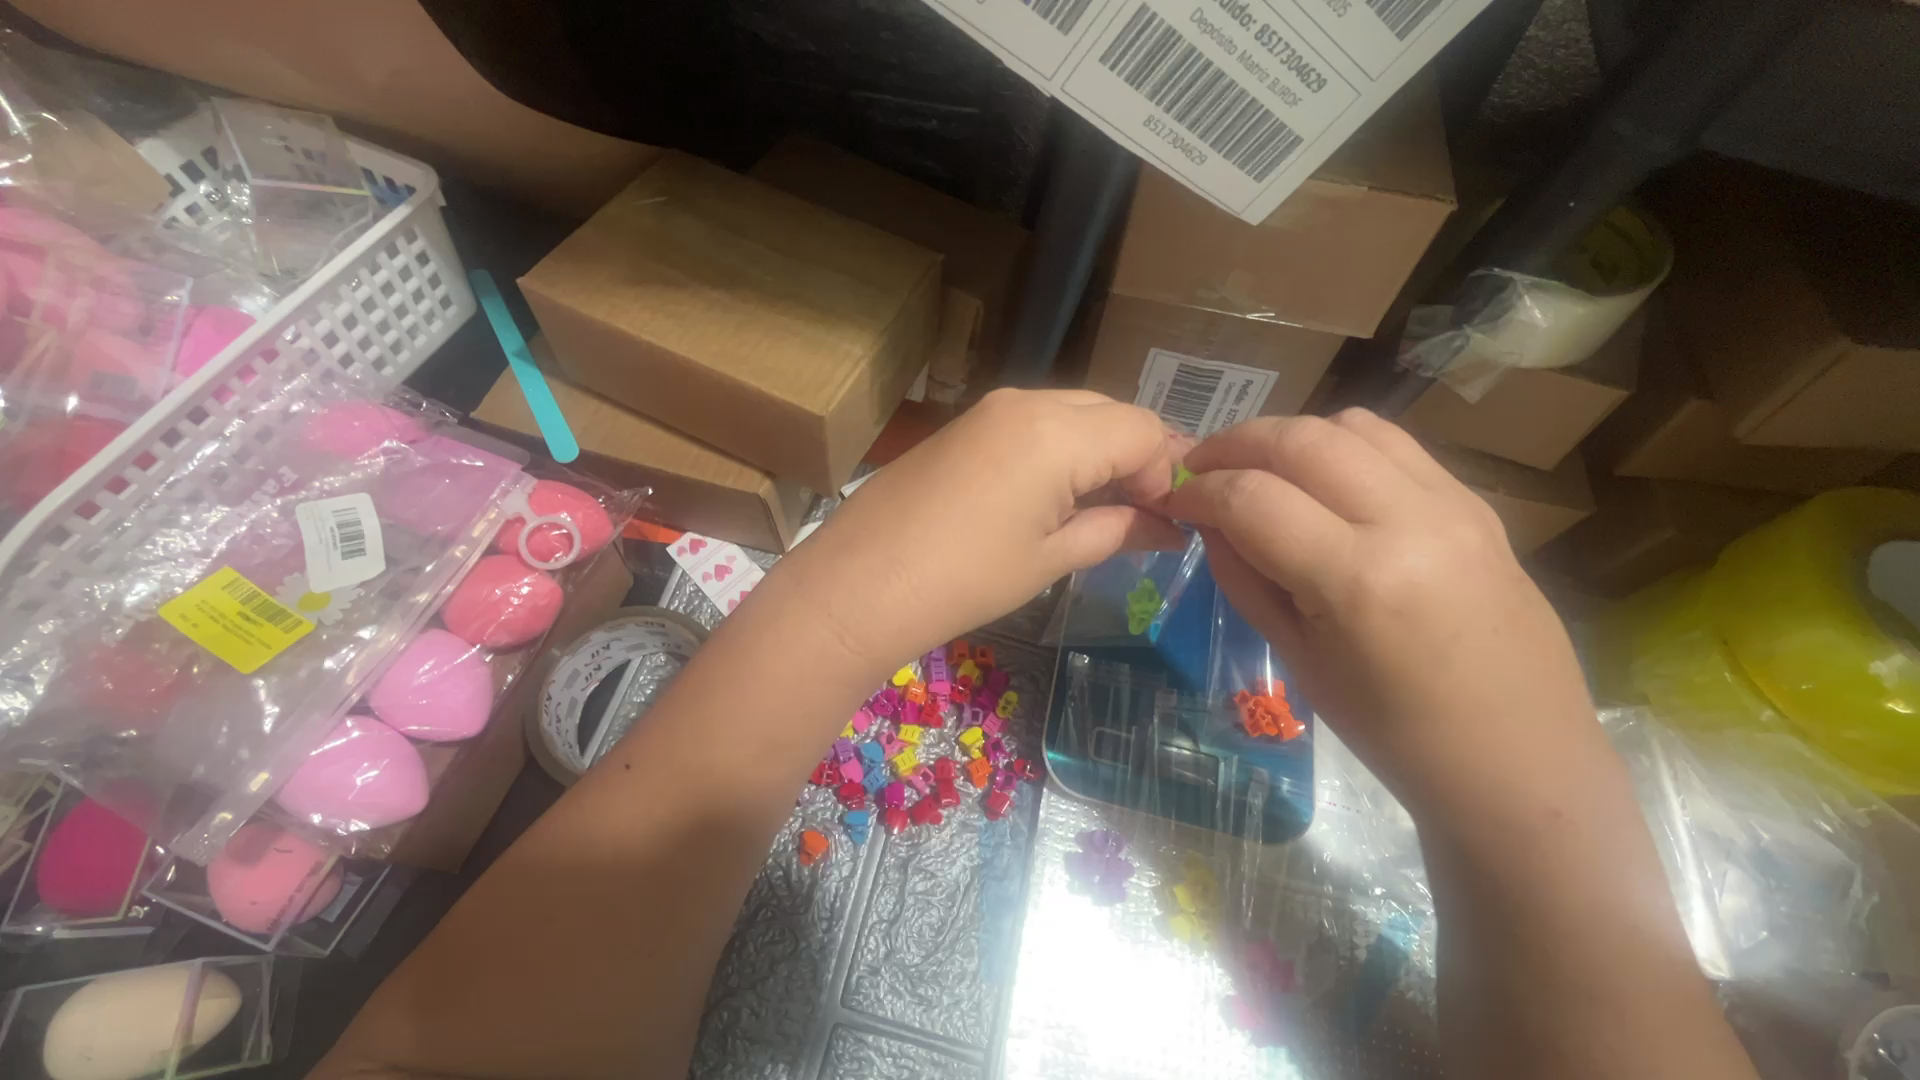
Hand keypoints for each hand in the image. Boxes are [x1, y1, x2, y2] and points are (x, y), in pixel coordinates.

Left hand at [762, 389, 1183, 674]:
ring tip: (1100, 509)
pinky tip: (1054, 495)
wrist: (858, 584)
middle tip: (1142, 516)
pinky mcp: (965, 424)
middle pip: (1110, 414)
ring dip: (1099, 453)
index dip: (1167, 475)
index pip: (1145, 431)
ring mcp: (990, 408)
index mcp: (1058, 432)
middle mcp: (1027, 402)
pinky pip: (1033, 423)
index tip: (1167, 524)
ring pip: (1073, 414)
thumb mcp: (1050, 559)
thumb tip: (1167, 528)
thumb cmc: (964, 580)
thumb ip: (1117, 531)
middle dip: (1137, 459)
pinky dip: (1060, 451)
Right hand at [1162, 409, 1598, 816]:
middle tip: (1200, 468)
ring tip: (1257, 468)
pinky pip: (1394, 446)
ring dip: (1288, 437)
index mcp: (1358, 579)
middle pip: (1300, 440)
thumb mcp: (1299, 659)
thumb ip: (1245, 579)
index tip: (1174, 501)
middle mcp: (1410, 521)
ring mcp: (1453, 505)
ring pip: (1350, 425)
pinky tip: (1319, 481)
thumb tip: (1207, 521)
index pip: (1252, 499)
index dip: (1199, 491)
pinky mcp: (1476, 504)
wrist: (1519, 762)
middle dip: (1234, 444)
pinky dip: (1340, 447)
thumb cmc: (1393, 733)